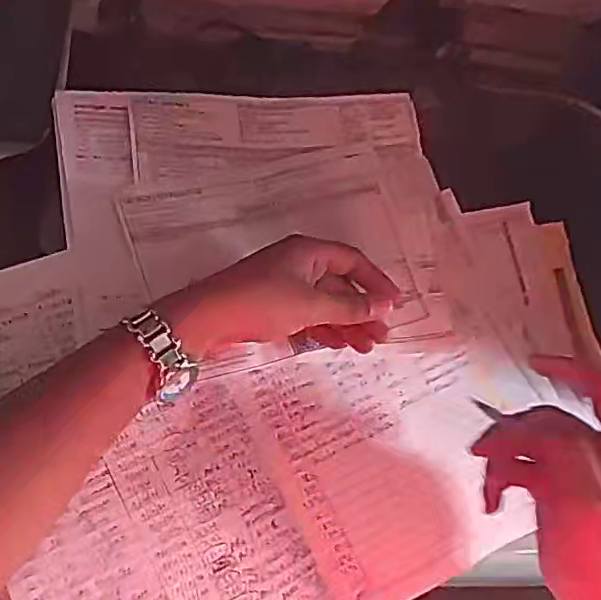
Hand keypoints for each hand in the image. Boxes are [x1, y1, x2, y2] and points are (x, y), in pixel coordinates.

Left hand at [158, 235, 403, 358]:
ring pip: (322, 305)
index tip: (394, 304)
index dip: (376, 282)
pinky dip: (321, 330)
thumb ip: (348, 307)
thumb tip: (381, 307)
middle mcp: (296, 265)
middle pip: (338, 287)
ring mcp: (281, 288)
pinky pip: (304, 317)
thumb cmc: (257, 303)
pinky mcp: (269, 309)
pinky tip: (336, 344)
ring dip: (344, 325)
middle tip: (381, 337)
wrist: (206, 319)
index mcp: (307, 252)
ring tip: (364, 348)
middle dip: (361, 312)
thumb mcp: (309, 305)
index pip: (352, 262)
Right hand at [470, 357, 600, 599]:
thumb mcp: (588, 508)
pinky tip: (496, 500)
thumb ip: (567, 457)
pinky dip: (504, 480)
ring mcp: (580, 477)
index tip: (537, 364)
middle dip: (515, 434)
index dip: (576, 373)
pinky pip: (524, 470)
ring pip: (533, 446)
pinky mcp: (559, 493)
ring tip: (491, 489)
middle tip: (485, 450)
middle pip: (554, 422)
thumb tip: (538, 426)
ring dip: (504, 462)